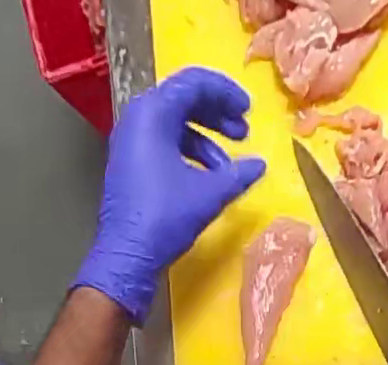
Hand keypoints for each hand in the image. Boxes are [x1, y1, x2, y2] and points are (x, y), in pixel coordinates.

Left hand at [74, 67, 267, 321]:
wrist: (127, 256)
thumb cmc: (165, 218)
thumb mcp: (208, 195)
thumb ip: (238, 176)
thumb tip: (260, 165)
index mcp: (153, 113)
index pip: (194, 83)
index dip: (226, 93)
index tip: (249, 111)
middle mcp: (137, 120)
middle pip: (184, 102)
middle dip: (217, 117)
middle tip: (243, 135)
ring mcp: (130, 143)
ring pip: (175, 127)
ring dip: (206, 141)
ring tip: (227, 168)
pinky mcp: (130, 167)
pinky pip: (164, 146)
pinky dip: (189, 155)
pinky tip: (206, 179)